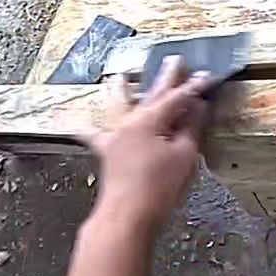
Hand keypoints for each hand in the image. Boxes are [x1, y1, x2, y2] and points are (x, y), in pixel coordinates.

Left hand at [84, 56, 211, 230]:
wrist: (126, 216)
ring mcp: (115, 136)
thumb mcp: (186, 155)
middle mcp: (129, 122)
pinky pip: (92, 135)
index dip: (195, 87)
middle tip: (174, 59)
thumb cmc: (159, 186)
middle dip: (165, 77)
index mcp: (149, 120)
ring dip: (120, 90)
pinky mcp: (108, 153)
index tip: (209, 75)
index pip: (178, 98)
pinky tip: (67, 120)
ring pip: (118, 106)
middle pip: (151, 94)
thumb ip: (192, 128)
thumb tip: (198, 107)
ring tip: (118, 76)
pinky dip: (80, 126)